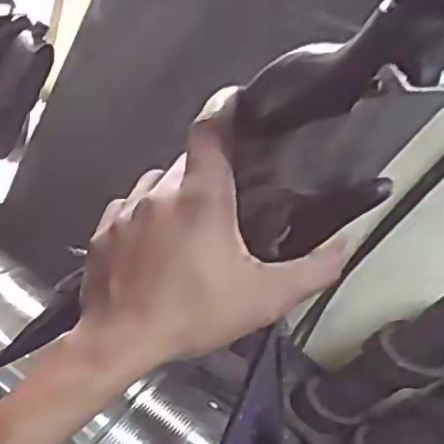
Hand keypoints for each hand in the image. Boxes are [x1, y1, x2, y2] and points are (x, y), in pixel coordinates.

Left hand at [72, 99, 346, 373]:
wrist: (118, 340)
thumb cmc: (189, 316)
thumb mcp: (264, 298)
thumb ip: (314, 268)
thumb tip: (342, 246)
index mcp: (200, 197)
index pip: (210, 130)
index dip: (224, 110)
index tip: (235, 104)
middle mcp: (158, 195)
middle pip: (185, 164)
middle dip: (206, 175)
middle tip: (222, 203)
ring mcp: (124, 213)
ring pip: (153, 186)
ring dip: (171, 198)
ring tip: (185, 231)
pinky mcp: (101, 235)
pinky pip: (125, 211)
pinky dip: (140, 220)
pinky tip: (150, 247)